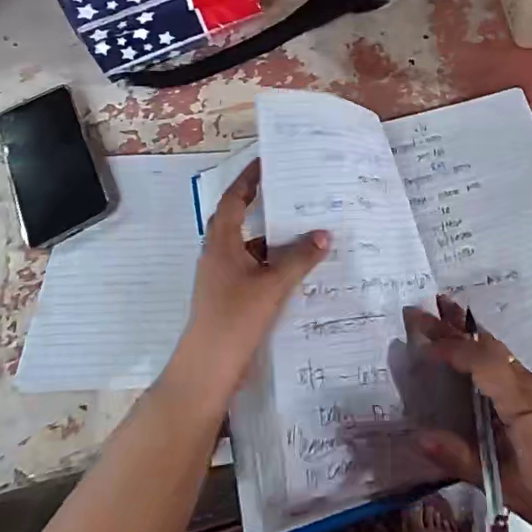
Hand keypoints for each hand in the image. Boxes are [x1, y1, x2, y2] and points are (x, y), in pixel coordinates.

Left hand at [172, 160, 329, 395]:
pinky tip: (297, 268)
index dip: (249, 178)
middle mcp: (218, 254)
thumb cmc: (235, 318)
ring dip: (272, 237)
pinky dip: (272, 262)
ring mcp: (222, 277)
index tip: (267, 161)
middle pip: (240, 219)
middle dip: (263, 204)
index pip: (234, 198)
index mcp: (221, 242)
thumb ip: (299, 259)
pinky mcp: (229, 296)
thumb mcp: (272, 285)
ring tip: (304, 227)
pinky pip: (254, 268)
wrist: (207, 370)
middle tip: (292, 190)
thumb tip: (324, 234)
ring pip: (249, 246)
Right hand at [406, 296, 531, 531]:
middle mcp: (528, 385)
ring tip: (442, 314)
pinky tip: (469, 352)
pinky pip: (505, 362)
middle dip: (454, 327)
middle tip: (422, 310)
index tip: (422, 346)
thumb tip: (419, 436)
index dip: (451, 350)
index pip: (482, 361)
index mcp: (520, 401)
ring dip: (468, 333)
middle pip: (489, 345)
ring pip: (498, 349)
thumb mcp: (501, 482)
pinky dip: (481, 349)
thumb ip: (460, 457)